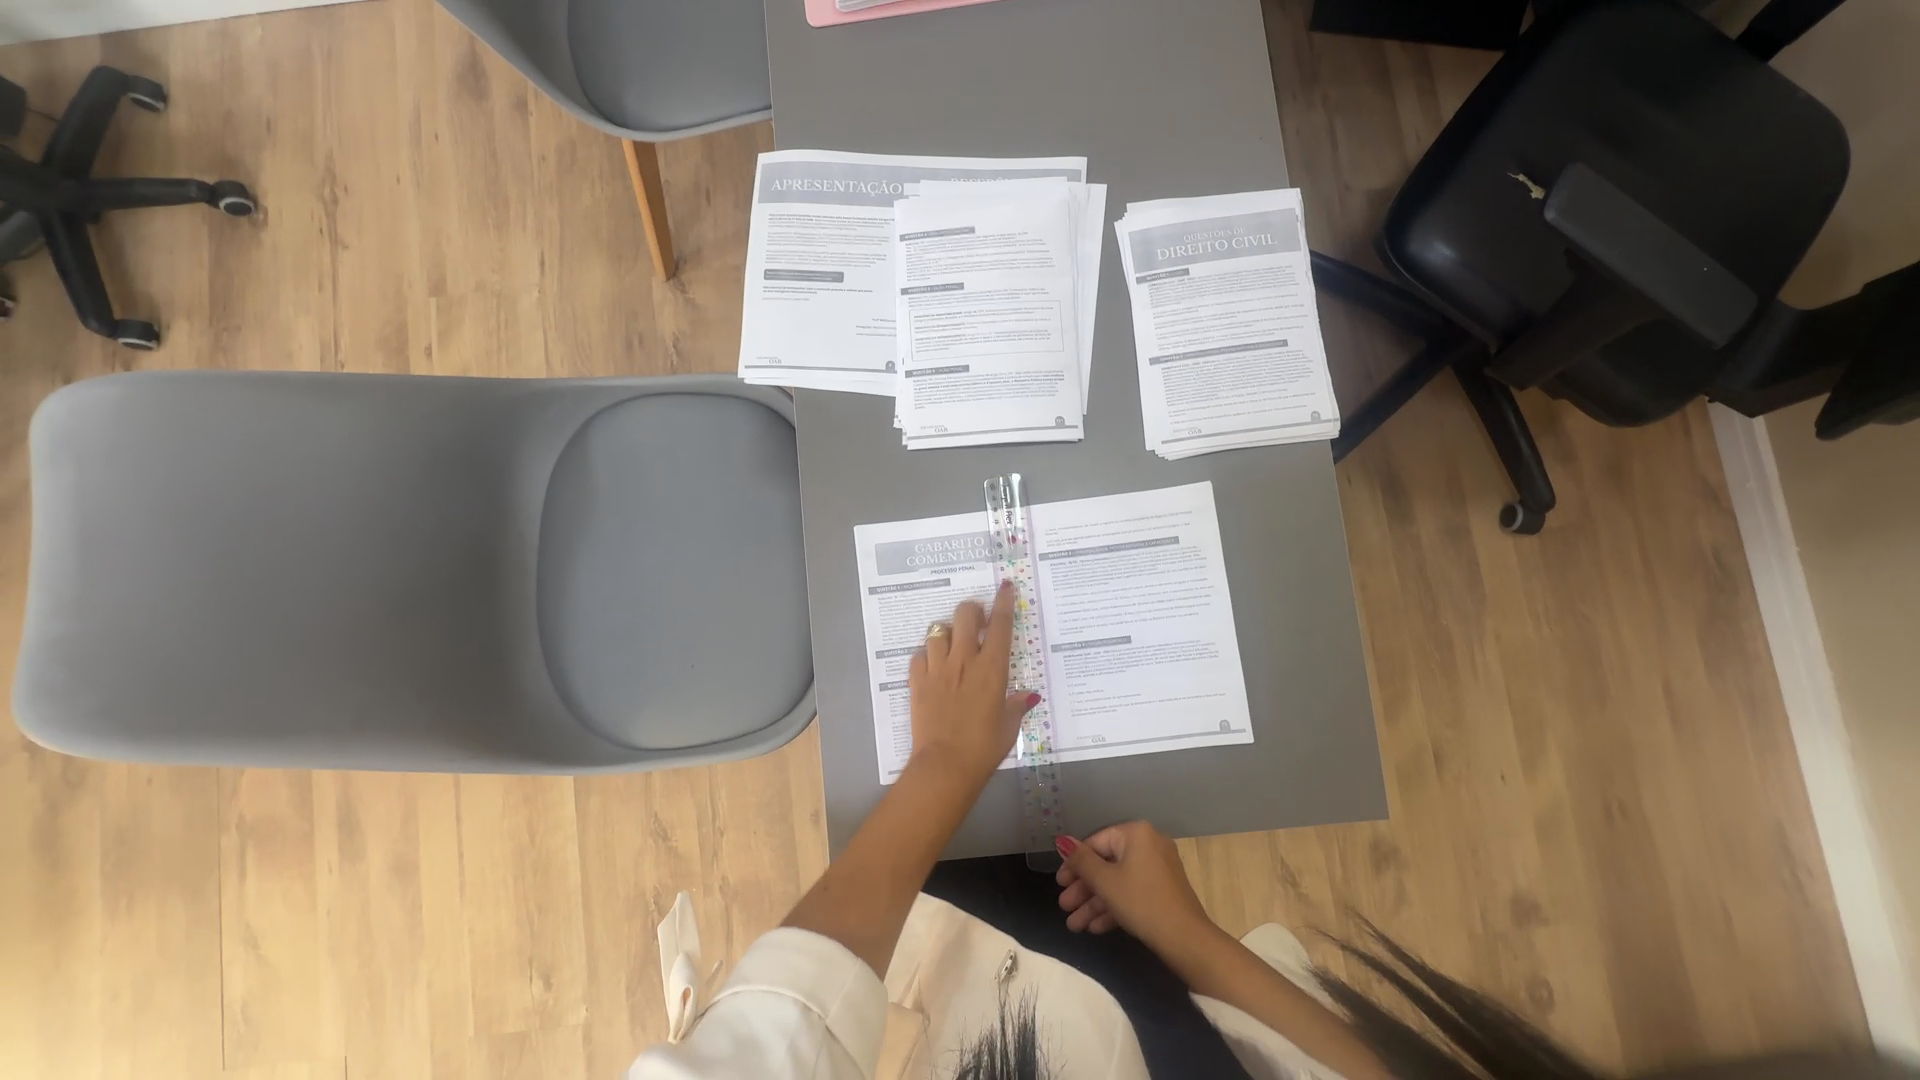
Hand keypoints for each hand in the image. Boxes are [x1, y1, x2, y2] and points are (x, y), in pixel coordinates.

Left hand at [906, 581, 1039, 789]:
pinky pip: (919, 655)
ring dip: (947, 634)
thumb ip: (1016, 706)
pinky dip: (926, 657)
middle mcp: (964, 660)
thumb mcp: (1008, 727)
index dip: (1004, 602)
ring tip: (952, 647)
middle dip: (972, 611)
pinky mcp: (917, 681)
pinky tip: (933, 668)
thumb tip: (1028, 697)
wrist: (945, 764)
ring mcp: (937, 668)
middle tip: (977, 623)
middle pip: (965, 614)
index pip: (1000, 625)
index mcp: (992, 668)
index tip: (1006, 586)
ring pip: (938, 631)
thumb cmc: (984, 747)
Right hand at [1055, 821, 1220, 959]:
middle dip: (1083, 889)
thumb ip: (1081, 860)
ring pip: (1117, 882)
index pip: (1096, 843)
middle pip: (1106, 864)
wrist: (1185, 938)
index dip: (1074, 864)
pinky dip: (1114, 907)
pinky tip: (1094, 928)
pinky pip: (1131, 892)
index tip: (1059, 883)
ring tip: (1075, 926)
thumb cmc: (1140, 901)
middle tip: (1064, 906)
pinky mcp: (1162, 891)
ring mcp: (1157, 869)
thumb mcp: (1105, 881)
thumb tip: (1062, 840)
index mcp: (1135, 834)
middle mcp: (1148, 845)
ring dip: (1094, 903)